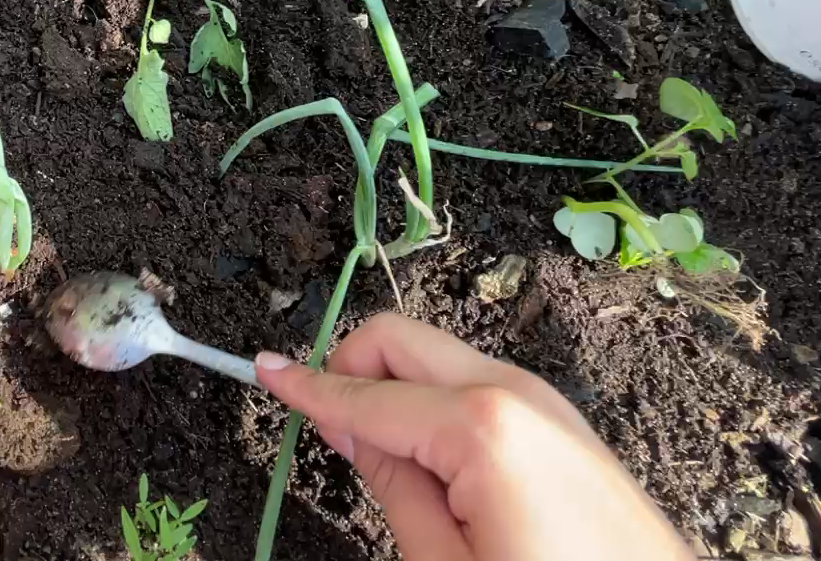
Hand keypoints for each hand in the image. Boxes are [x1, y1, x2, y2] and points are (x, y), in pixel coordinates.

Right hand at [255, 313, 690, 560]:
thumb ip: (389, 481)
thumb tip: (343, 422)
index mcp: (479, 427)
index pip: (363, 394)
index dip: (306, 385)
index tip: (262, 367)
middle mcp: (511, 391)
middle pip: (396, 338)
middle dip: (349, 365)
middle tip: (331, 424)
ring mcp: (542, 399)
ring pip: (430, 353)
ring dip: (390, 383)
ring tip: (384, 454)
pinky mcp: (558, 419)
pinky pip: (467, 379)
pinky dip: (428, 397)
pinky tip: (431, 457)